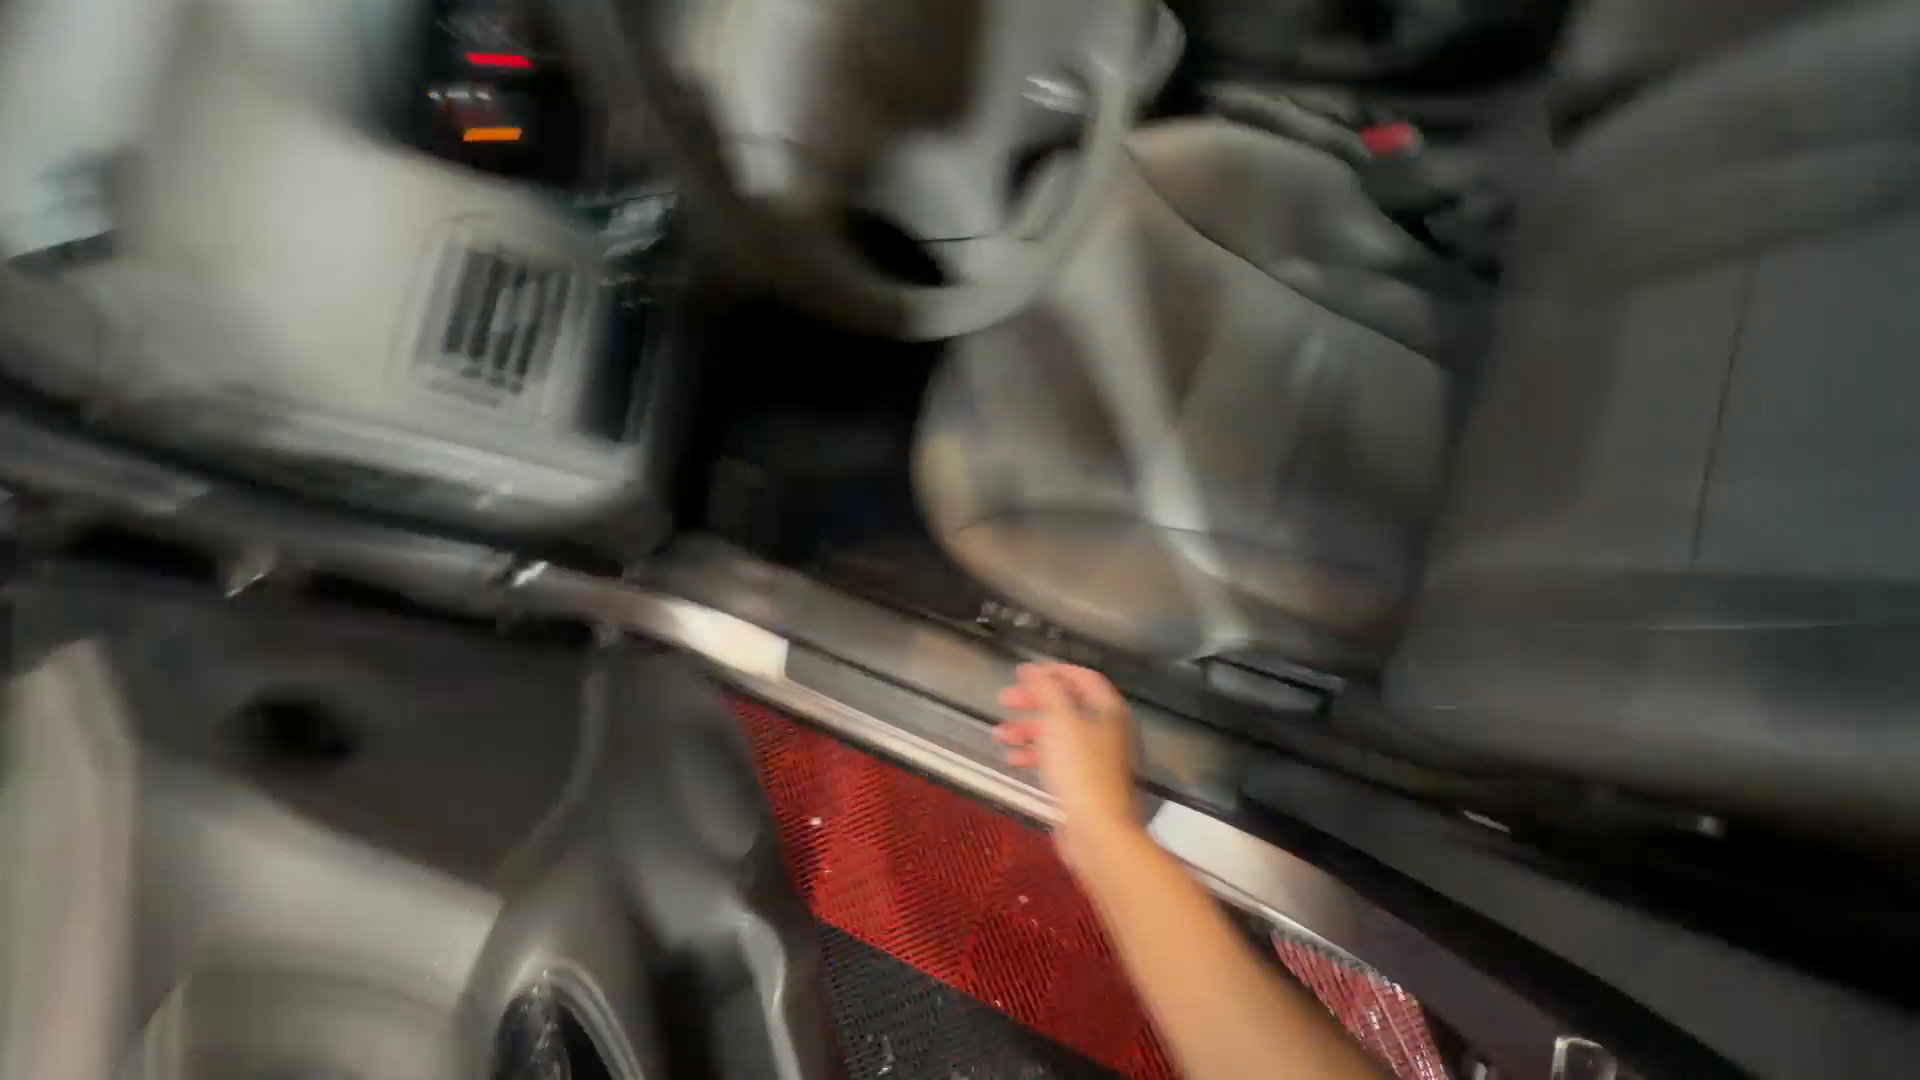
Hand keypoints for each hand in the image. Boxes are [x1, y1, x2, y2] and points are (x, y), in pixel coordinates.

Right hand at [996, 663, 1141, 865]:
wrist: (1097, 830)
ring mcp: (1097, 758)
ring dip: (1028, 730)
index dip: (1052, 671)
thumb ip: (1047, 689)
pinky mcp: (1085, 782)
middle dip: (1033, 702)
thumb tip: (1034, 667)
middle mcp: (1107, 730)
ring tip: (1000, 735)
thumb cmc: (1080, 768)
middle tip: (1004, 701)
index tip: (1022, 673)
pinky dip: (1035, 755)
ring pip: (1059, 733)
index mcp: (1108, 710)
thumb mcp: (1060, 720)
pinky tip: (1013, 760)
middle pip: (1067, 705)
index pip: (1082, 677)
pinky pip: (1058, 759)